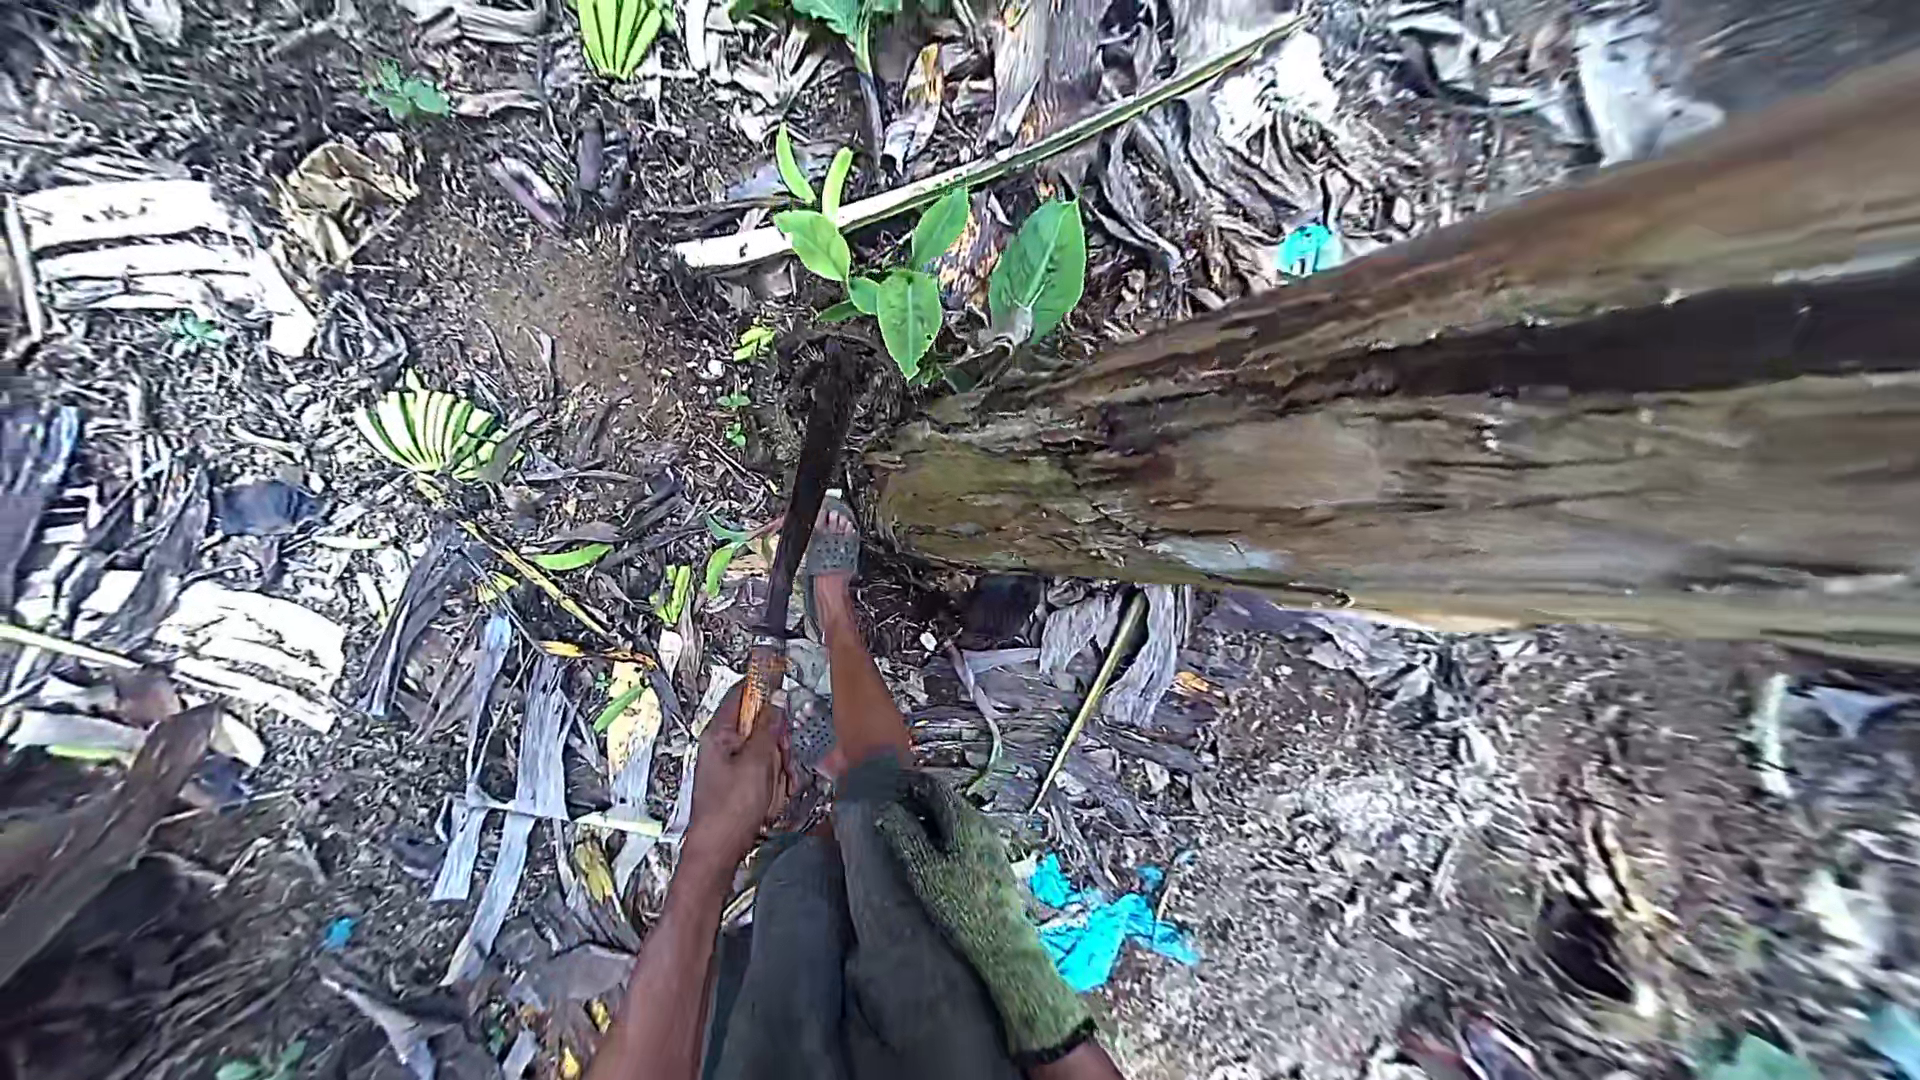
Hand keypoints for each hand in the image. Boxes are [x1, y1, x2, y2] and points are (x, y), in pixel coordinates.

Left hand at [683, 681, 787, 869]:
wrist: (718, 852)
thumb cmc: (729, 809)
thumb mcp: (756, 762)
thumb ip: (769, 727)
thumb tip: (778, 697)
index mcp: (718, 733)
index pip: (741, 693)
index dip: (763, 685)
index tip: (782, 678)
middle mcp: (722, 744)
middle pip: (760, 722)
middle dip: (777, 738)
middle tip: (781, 755)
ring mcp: (731, 763)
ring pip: (768, 746)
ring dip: (778, 762)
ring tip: (774, 784)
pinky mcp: (740, 781)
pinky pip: (766, 767)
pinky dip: (775, 778)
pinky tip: (772, 795)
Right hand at [876, 769, 1091, 1061]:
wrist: (1001, 944)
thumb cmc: (960, 905)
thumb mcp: (923, 870)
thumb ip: (903, 835)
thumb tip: (883, 809)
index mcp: (964, 817)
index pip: (932, 785)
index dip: (907, 783)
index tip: (885, 788)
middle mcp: (980, 821)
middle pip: (943, 798)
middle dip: (916, 799)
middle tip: (890, 809)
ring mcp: (988, 839)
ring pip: (953, 816)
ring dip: (928, 817)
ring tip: (903, 830)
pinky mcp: (992, 858)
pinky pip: (961, 832)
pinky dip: (941, 832)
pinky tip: (928, 853)